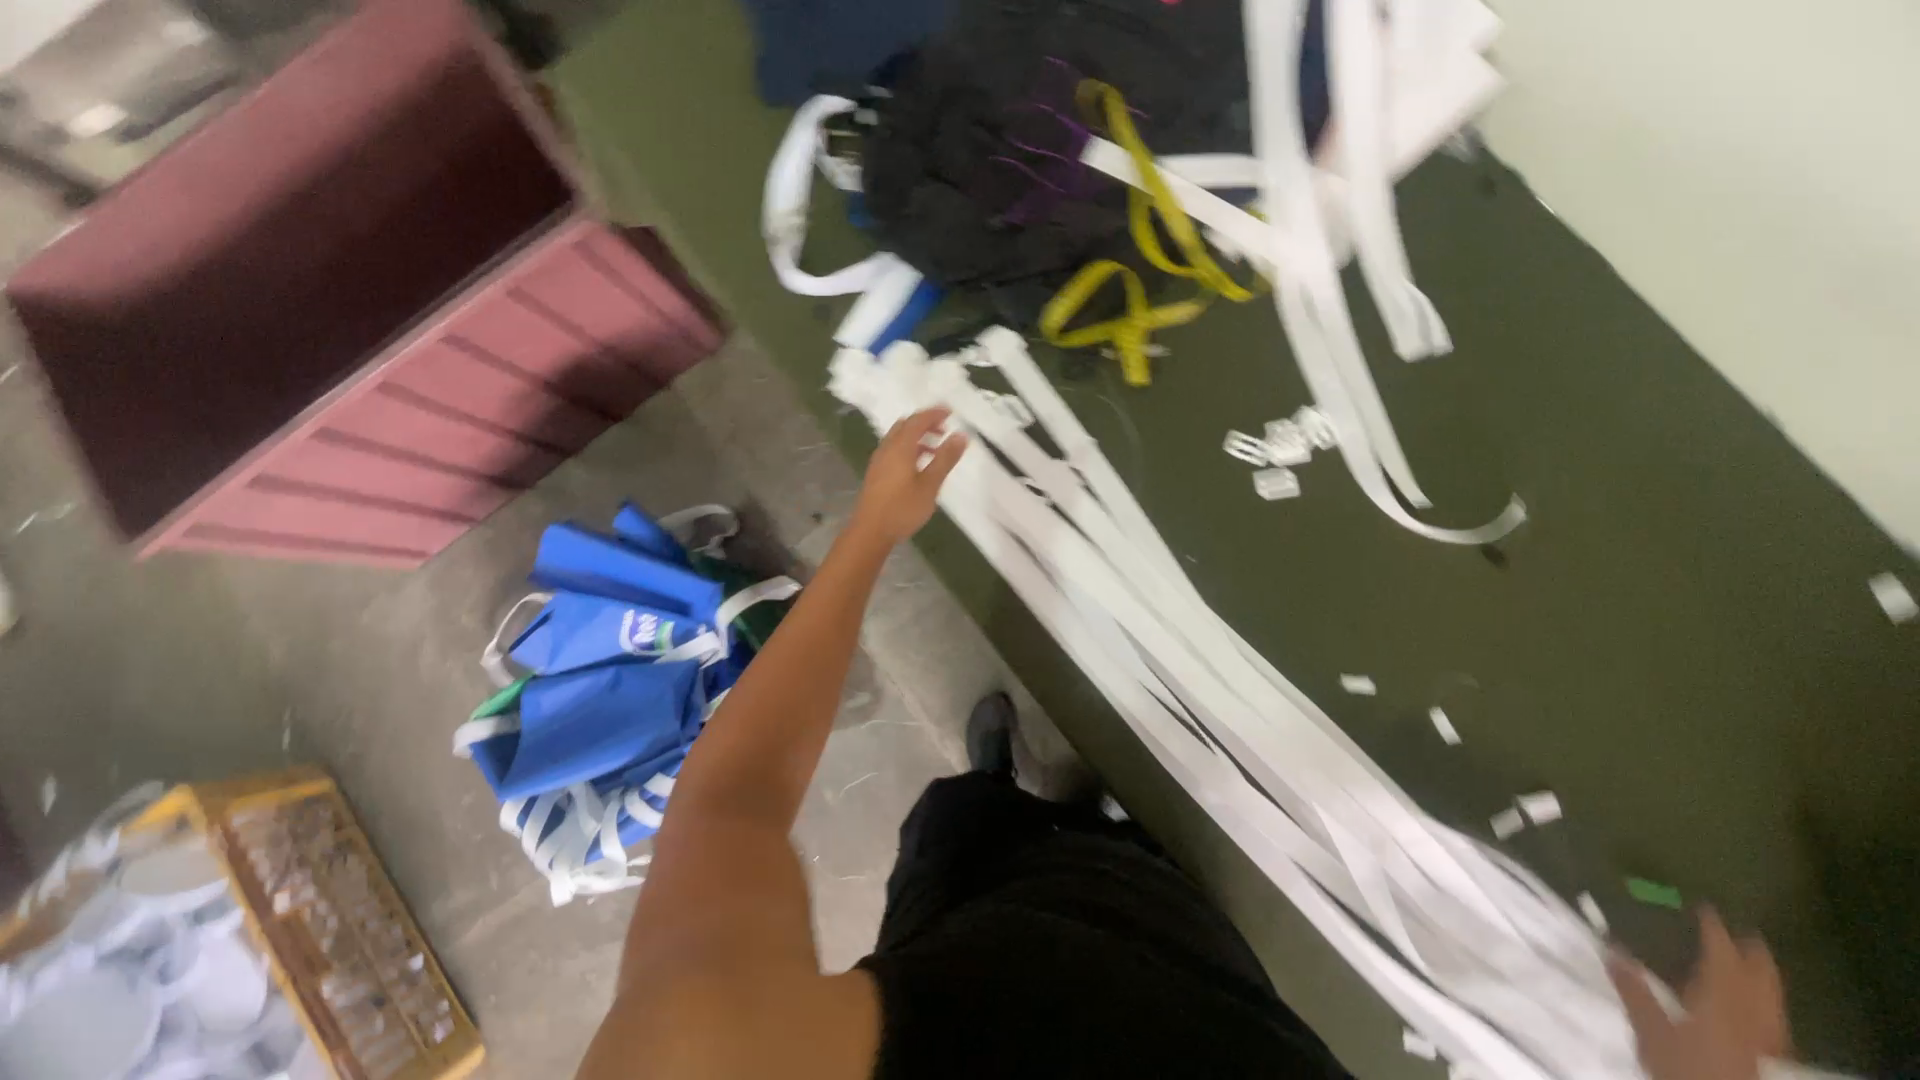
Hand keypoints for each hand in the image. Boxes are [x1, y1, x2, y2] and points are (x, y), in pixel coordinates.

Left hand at [848, 408, 967, 546]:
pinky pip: (894, 450)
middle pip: (906, 425)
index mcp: (900, 447)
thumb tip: (961, 435)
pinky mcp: (877, 473)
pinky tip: (920, 465)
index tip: (951, 412)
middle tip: (944, 429)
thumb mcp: (930, 485)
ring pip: (899, 438)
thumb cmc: (902, 508)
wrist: (870, 531)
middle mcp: (887, 448)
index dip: (934, 413)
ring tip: (936, 449)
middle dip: (925, 423)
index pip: (918, 420)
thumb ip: (945, 459)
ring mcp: (879, 460)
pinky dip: (909, 448)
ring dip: (917, 437)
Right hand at [1609, 908, 1789, 1079]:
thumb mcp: (1647, 1028)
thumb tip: (1610, 948)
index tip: (1706, 909)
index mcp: (1718, 1000)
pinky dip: (1769, 1002)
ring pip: (1771, 999)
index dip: (1714, 932)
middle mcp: (1747, 1014)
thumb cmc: (1681, 1067)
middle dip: (1754, 954)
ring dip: (1765, 977)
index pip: (1720, 957)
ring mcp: (1763, 1037)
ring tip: (1757, 962)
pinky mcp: (1766, 1055)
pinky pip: (1773, 1018)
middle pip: (1758, 978)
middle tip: (1746, 932)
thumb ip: (1633, 989)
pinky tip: (1761, 1006)